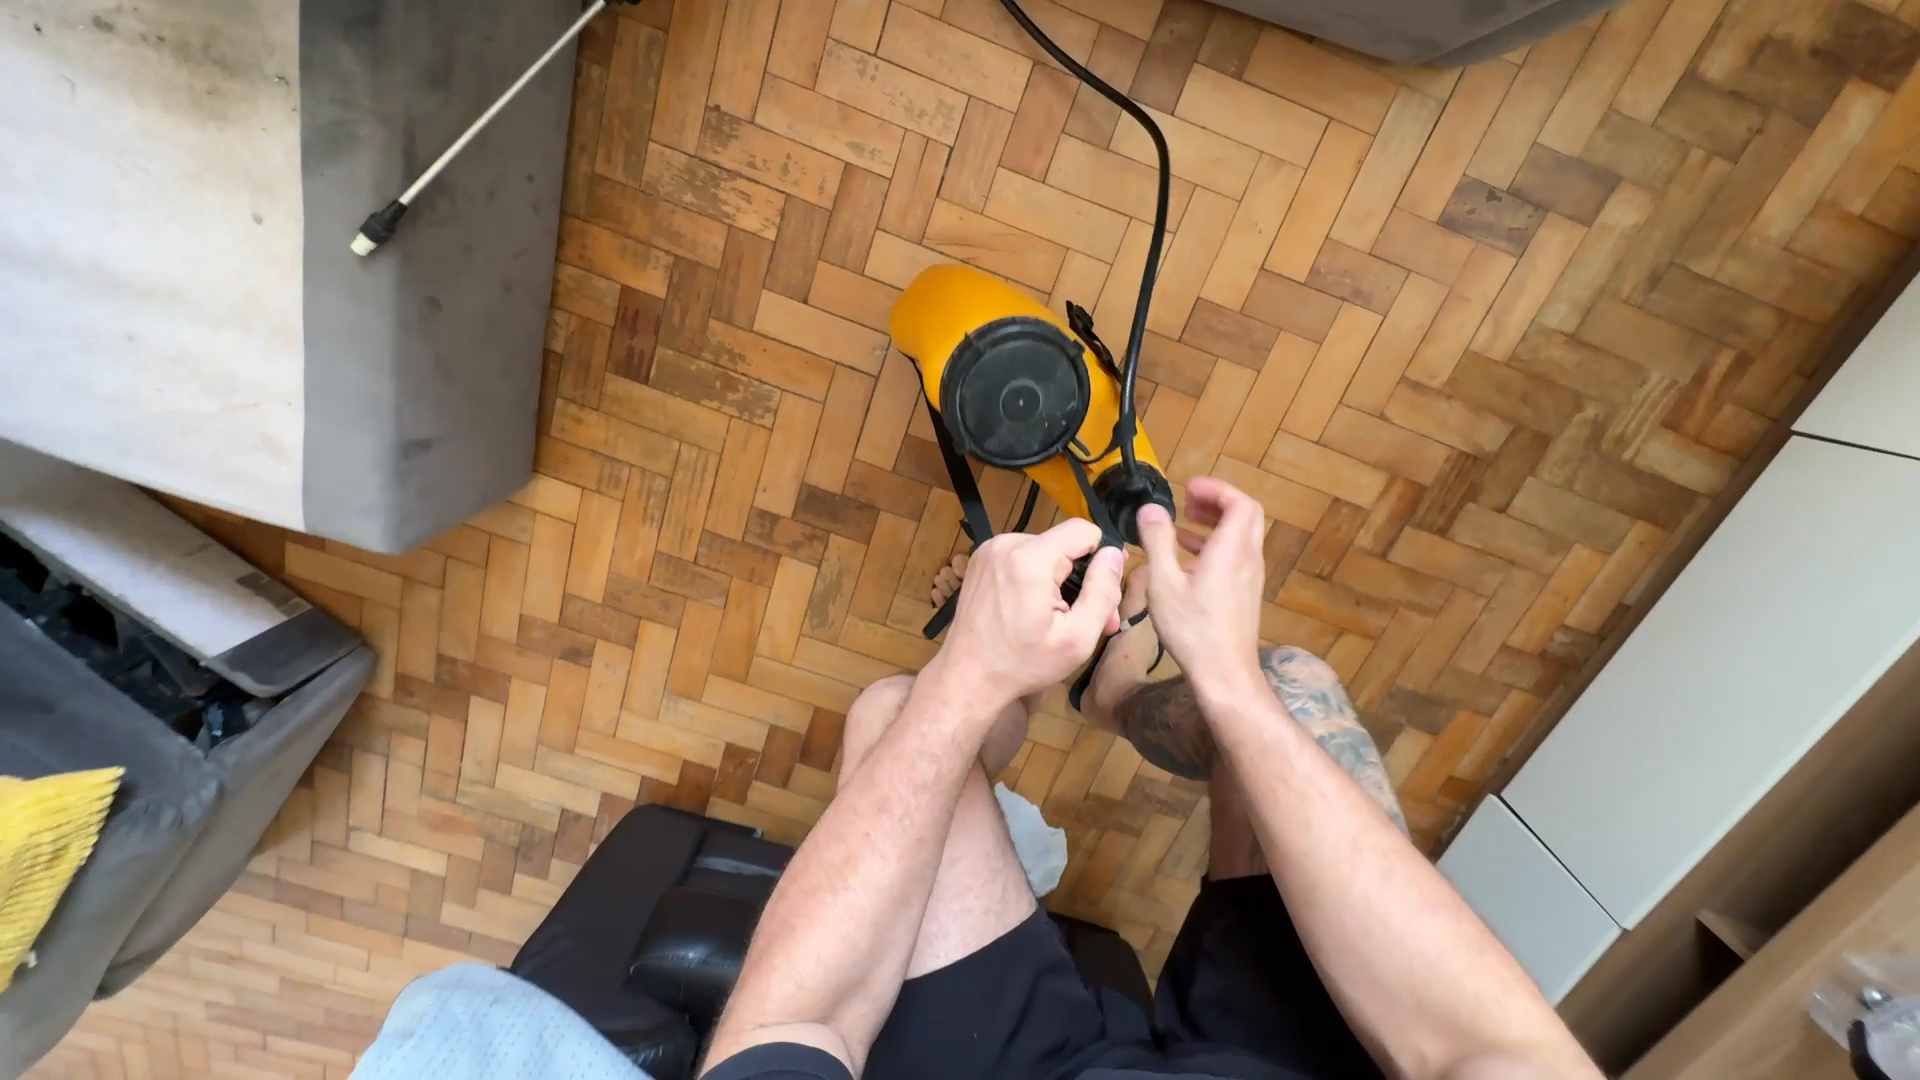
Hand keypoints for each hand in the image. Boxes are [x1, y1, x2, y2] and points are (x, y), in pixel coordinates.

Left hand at [933, 519, 1124, 706]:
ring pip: (1045, 550)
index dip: (1099, 558)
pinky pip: (1023, 556)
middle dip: (1079, 577)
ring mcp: (990, 550)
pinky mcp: (981, 559)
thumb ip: (1103, 592)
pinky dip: (1034, 578)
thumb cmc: (1023, 664)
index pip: (1083, 529)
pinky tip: (1033, 609)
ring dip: (1057, 580)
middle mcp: (1006, 543)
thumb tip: (1114, 553)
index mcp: (1029, 558)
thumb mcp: (1078, 638)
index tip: (1096, 593)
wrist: (968, 676)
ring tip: (1056, 619)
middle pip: (1064, 542)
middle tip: (1083, 619)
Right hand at [1135, 477, 1266, 692]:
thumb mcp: (1163, 583)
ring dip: (1215, 523)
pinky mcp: (1245, 593)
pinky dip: (1215, 545)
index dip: (1216, 489)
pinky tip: (1186, 558)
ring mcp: (1250, 577)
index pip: (1240, 503)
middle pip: (1245, 515)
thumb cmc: (1192, 629)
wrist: (1224, 673)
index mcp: (1231, 551)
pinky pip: (1235, 556)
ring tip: (1183, 524)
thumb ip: (1157, 541)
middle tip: (1187, 502)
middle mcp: (1248, 559)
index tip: (1188, 489)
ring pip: (1241, 536)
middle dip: (1217, 501)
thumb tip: (1150, 508)